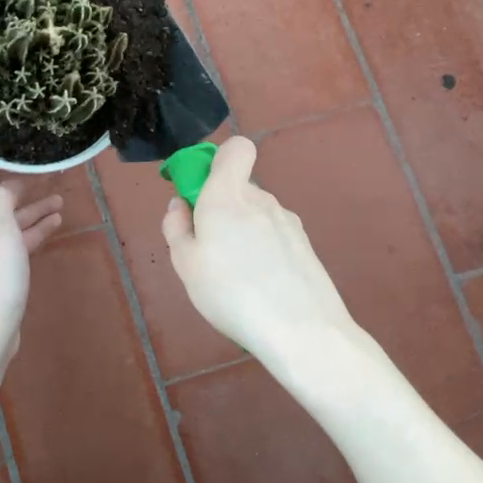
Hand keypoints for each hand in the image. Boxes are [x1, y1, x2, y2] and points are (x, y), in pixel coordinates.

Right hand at [161, 137, 365, 387]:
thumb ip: (176, 227)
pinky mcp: (306, 247)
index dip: (217, 160)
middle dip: (221, 209)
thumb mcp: (185, 264)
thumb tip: (180, 205)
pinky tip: (262, 288)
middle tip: (209, 251)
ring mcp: (288, 223)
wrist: (305, 334)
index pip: (236, 148)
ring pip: (256, 215)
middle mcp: (261, 200)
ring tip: (237, 278)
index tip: (200, 192)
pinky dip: (264, 253)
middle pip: (239, 188)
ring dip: (243, 234)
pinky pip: (274, 238)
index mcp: (227, 195)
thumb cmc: (232, 293)